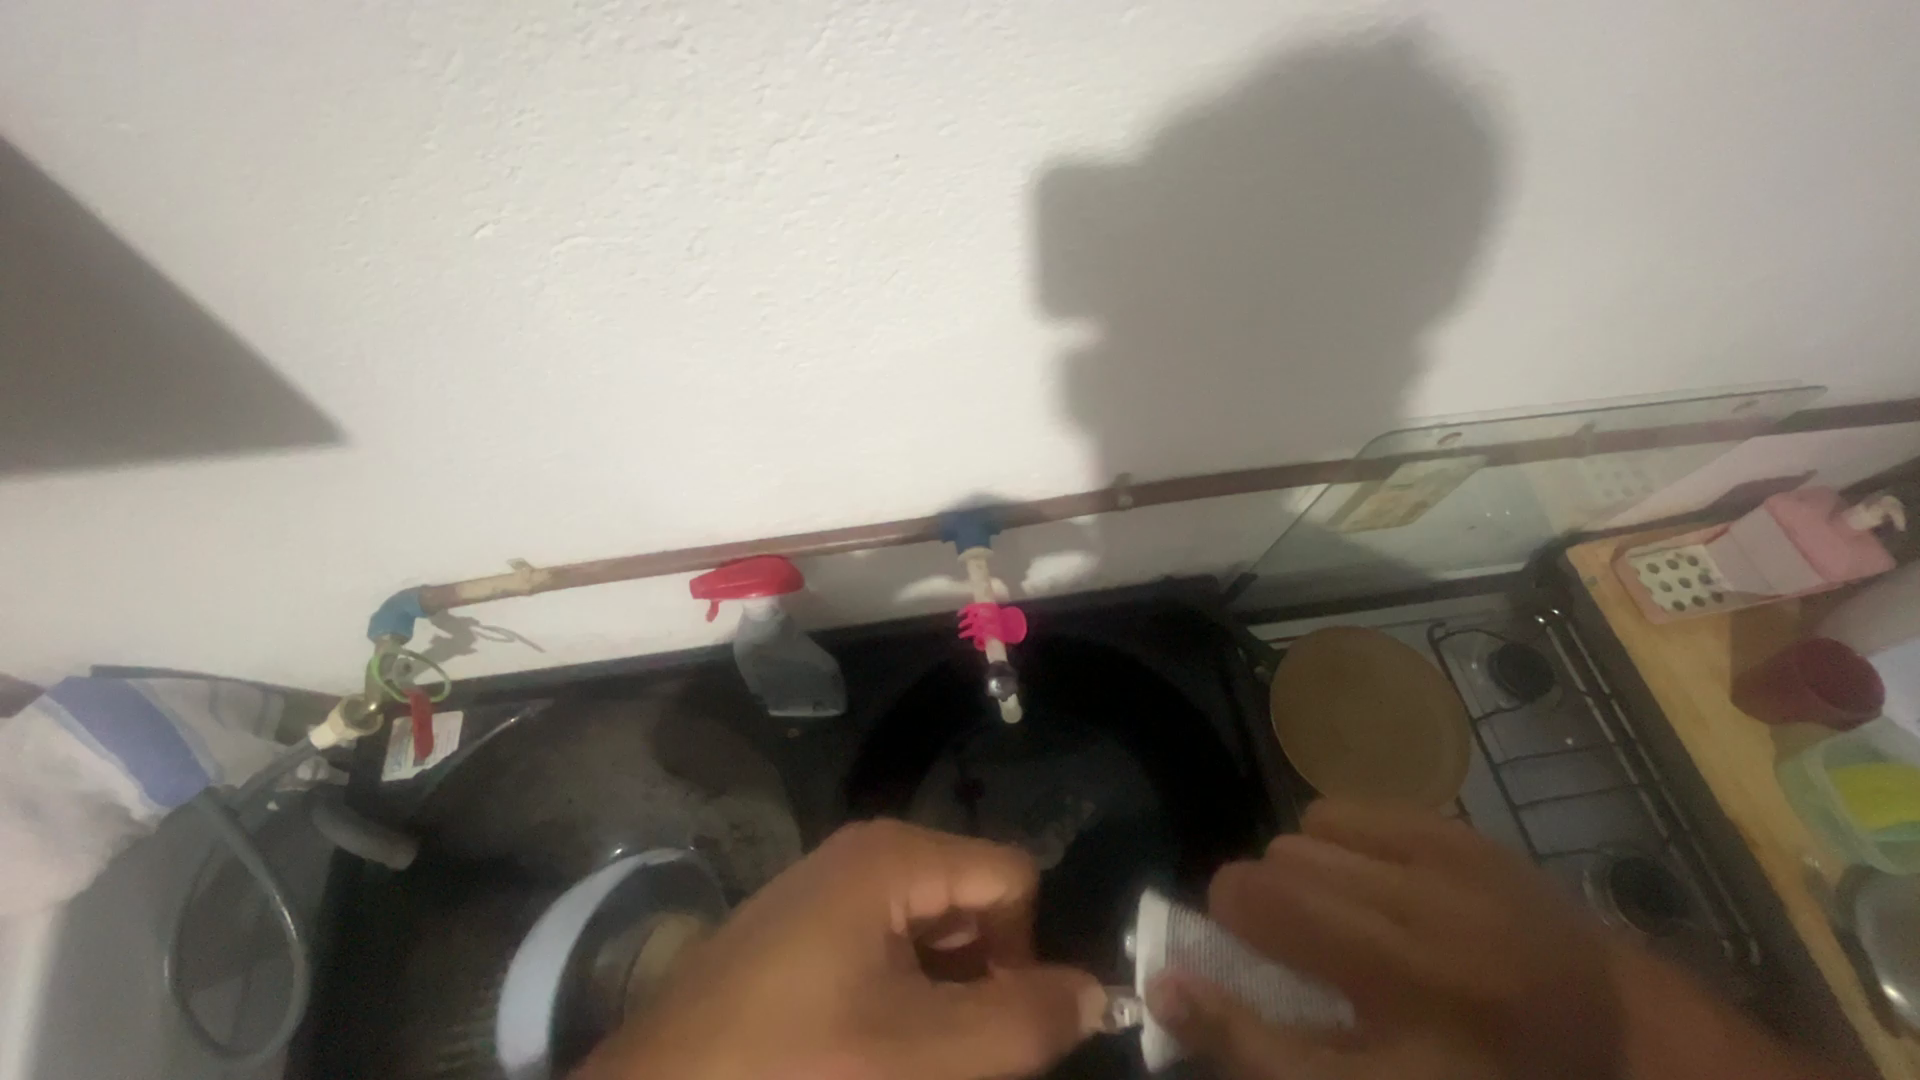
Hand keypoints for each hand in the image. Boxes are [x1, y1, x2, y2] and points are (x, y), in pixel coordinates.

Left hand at [574, 820, 1105, 1079]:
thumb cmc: (792, 1064)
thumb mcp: (920, 1054)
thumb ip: (1022, 1022)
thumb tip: (1098, 992)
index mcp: (895, 856)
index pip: (1012, 878)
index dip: (1025, 953)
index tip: (998, 1030)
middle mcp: (866, 852)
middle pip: (972, 898)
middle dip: (985, 976)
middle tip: (953, 1054)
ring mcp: (829, 886)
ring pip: (931, 927)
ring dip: (945, 992)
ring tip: (913, 1055)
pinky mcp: (804, 925)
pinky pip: (886, 944)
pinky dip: (903, 992)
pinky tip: (873, 1045)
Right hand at [1149, 800, 1620, 1079]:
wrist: (1611, 1038)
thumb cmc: (1472, 1075)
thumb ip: (1248, 1042)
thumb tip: (1161, 982)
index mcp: (1401, 985)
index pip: (1254, 900)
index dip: (1231, 923)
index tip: (1258, 956)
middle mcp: (1423, 912)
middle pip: (1275, 866)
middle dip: (1273, 906)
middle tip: (1309, 947)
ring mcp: (1446, 860)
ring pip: (1305, 834)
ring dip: (1306, 874)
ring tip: (1348, 917)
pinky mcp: (1454, 829)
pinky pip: (1343, 809)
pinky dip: (1339, 844)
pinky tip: (1377, 884)